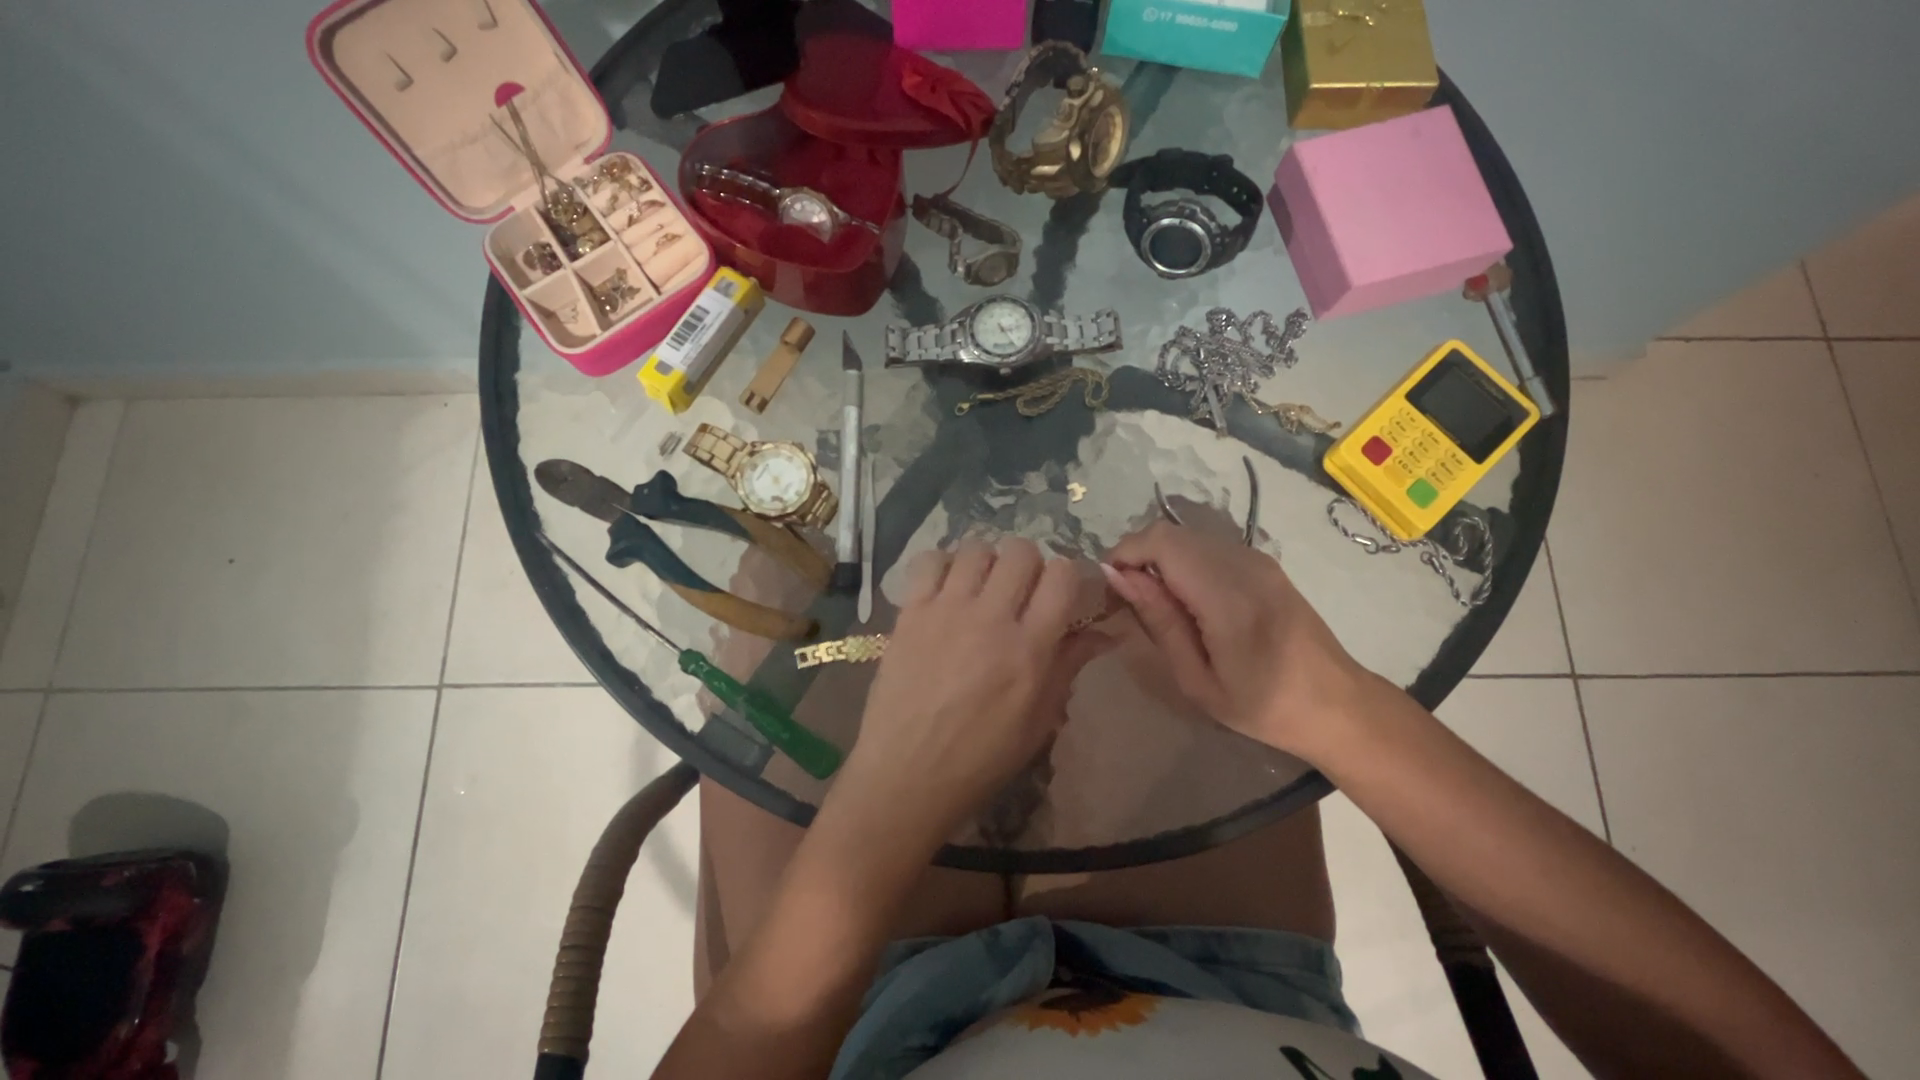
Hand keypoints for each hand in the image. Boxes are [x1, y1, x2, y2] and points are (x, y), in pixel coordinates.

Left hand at [838, 538, 1111, 842]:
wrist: (906, 776)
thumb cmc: (981, 760)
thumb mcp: (1039, 721)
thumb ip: (1068, 666)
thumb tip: (1104, 633)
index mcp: (1029, 648)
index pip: (1063, 575)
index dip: (1069, 578)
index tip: (1064, 595)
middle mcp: (990, 618)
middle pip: (1021, 552)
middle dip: (1031, 566)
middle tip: (1022, 594)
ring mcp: (946, 610)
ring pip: (977, 548)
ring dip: (988, 563)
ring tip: (982, 591)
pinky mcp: (910, 613)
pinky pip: (930, 561)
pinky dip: (944, 566)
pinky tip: (946, 592)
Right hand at [1103, 522, 1370, 758]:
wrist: (1337, 704)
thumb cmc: (1263, 706)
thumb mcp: (1198, 680)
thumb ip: (1159, 621)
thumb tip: (1119, 575)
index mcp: (1227, 596)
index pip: (1161, 541)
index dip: (1126, 553)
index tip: (1110, 588)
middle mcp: (1244, 564)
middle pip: (1172, 533)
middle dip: (1139, 556)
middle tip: (1128, 600)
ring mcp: (1259, 559)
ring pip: (1189, 537)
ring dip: (1162, 559)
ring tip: (1156, 605)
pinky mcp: (1265, 564)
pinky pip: (1210, 547)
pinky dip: (1186, 563)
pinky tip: (1187, 601)